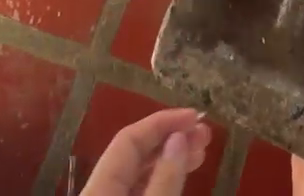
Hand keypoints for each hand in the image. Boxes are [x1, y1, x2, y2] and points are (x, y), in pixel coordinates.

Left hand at [79, 107, 213, 195]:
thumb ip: (164, 179)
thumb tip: (180, 136)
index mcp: (98, 186)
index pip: (129, 139)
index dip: (162, 122)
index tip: (195, 116)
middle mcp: (100, 190)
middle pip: (134, 155)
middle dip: (171, 138)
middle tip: (205, 133)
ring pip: (139, 175)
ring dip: (171, 159)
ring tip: (201, 150)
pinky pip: (140, 191)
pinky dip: (162, 179)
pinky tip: (181, 174)